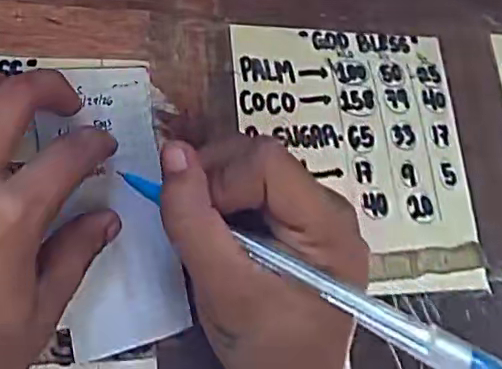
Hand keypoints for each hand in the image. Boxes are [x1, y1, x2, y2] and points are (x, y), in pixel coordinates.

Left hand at [0, 70, 120, 368]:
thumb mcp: (38, 314)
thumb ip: (75, 254)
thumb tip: (106, 218)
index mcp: (10, 217)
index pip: (69, 155)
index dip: (95, 143)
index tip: (100, 144)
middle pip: (16, 96)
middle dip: (52, 86)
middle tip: (65, 101)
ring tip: (11, 97)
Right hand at [158, 135, 367, 368]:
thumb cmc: (266, 349)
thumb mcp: (222, 288)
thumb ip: (192, 218)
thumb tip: (173, 151)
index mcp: (328, 224)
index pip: (265, 161)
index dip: (222, 177)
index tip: (200, 216)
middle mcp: (327, 207)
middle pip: (256, 155)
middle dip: (214, 179)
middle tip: (197, 223)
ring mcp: (312, 211)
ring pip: (248, 163)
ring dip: (215, 188)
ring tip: (210, 233)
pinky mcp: (294, 217)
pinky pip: (249, 181)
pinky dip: (222, 197)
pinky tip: (220, 232)